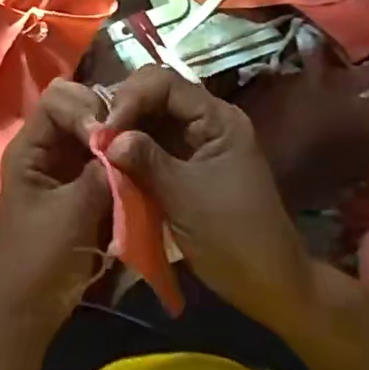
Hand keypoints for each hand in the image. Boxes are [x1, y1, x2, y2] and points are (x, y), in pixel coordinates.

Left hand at [0, 79, 110, 328]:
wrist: (32, 307)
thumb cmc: (42, 260)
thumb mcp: (72, 216)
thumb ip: (99, 177)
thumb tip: (127, 147)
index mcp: (29, 148)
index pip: (56, 101)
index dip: (84, 108)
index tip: (108, 134)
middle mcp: (44, 145)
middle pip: (74, 104)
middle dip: (102, 113)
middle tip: (128, 133)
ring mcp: (61, 160)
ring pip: (89, 124)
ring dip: (112, 130)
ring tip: (135, 143)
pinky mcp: (78, 177)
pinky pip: (98, 149)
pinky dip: (115, 151)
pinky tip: (133, 159)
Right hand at [102, 66, 314, 328]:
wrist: (271, 286)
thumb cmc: (233, 239)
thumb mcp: (185, 198)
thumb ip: (146, 161)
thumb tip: (107, 139)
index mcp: (217, 118)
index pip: (165, 83)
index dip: (130, 98)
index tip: (105, 130)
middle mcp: (208, 119)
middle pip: (157, 93)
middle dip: (125, 110)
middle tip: (98, 137)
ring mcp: (198, 140)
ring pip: (152, 116)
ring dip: (126, 129)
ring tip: (100, 148)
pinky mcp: (188, 162)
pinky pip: (155, 141)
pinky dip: (133, 148)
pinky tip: (114, 160)